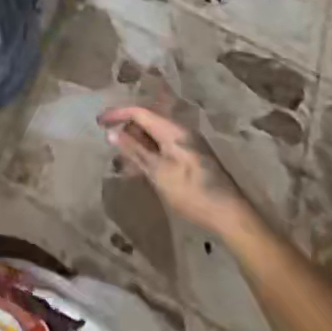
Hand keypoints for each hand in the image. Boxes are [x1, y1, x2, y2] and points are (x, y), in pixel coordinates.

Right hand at [98, 106, 259, 239]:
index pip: (139, 112)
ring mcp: (189, 146)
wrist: (233, 218)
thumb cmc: (192, 193)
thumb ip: (133, 150)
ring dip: (138, 146)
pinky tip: (144, 171)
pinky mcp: (194, 159)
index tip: (98, 123)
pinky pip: (165, 148)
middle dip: (127, 132)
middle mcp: (182, 132)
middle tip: (112, 148)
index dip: (117, 115)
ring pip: (155, 137)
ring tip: (126, 164)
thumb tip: (110, 133)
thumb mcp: (158, 172)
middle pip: (147, 122)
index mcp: (173, 131)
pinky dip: (151, 154)